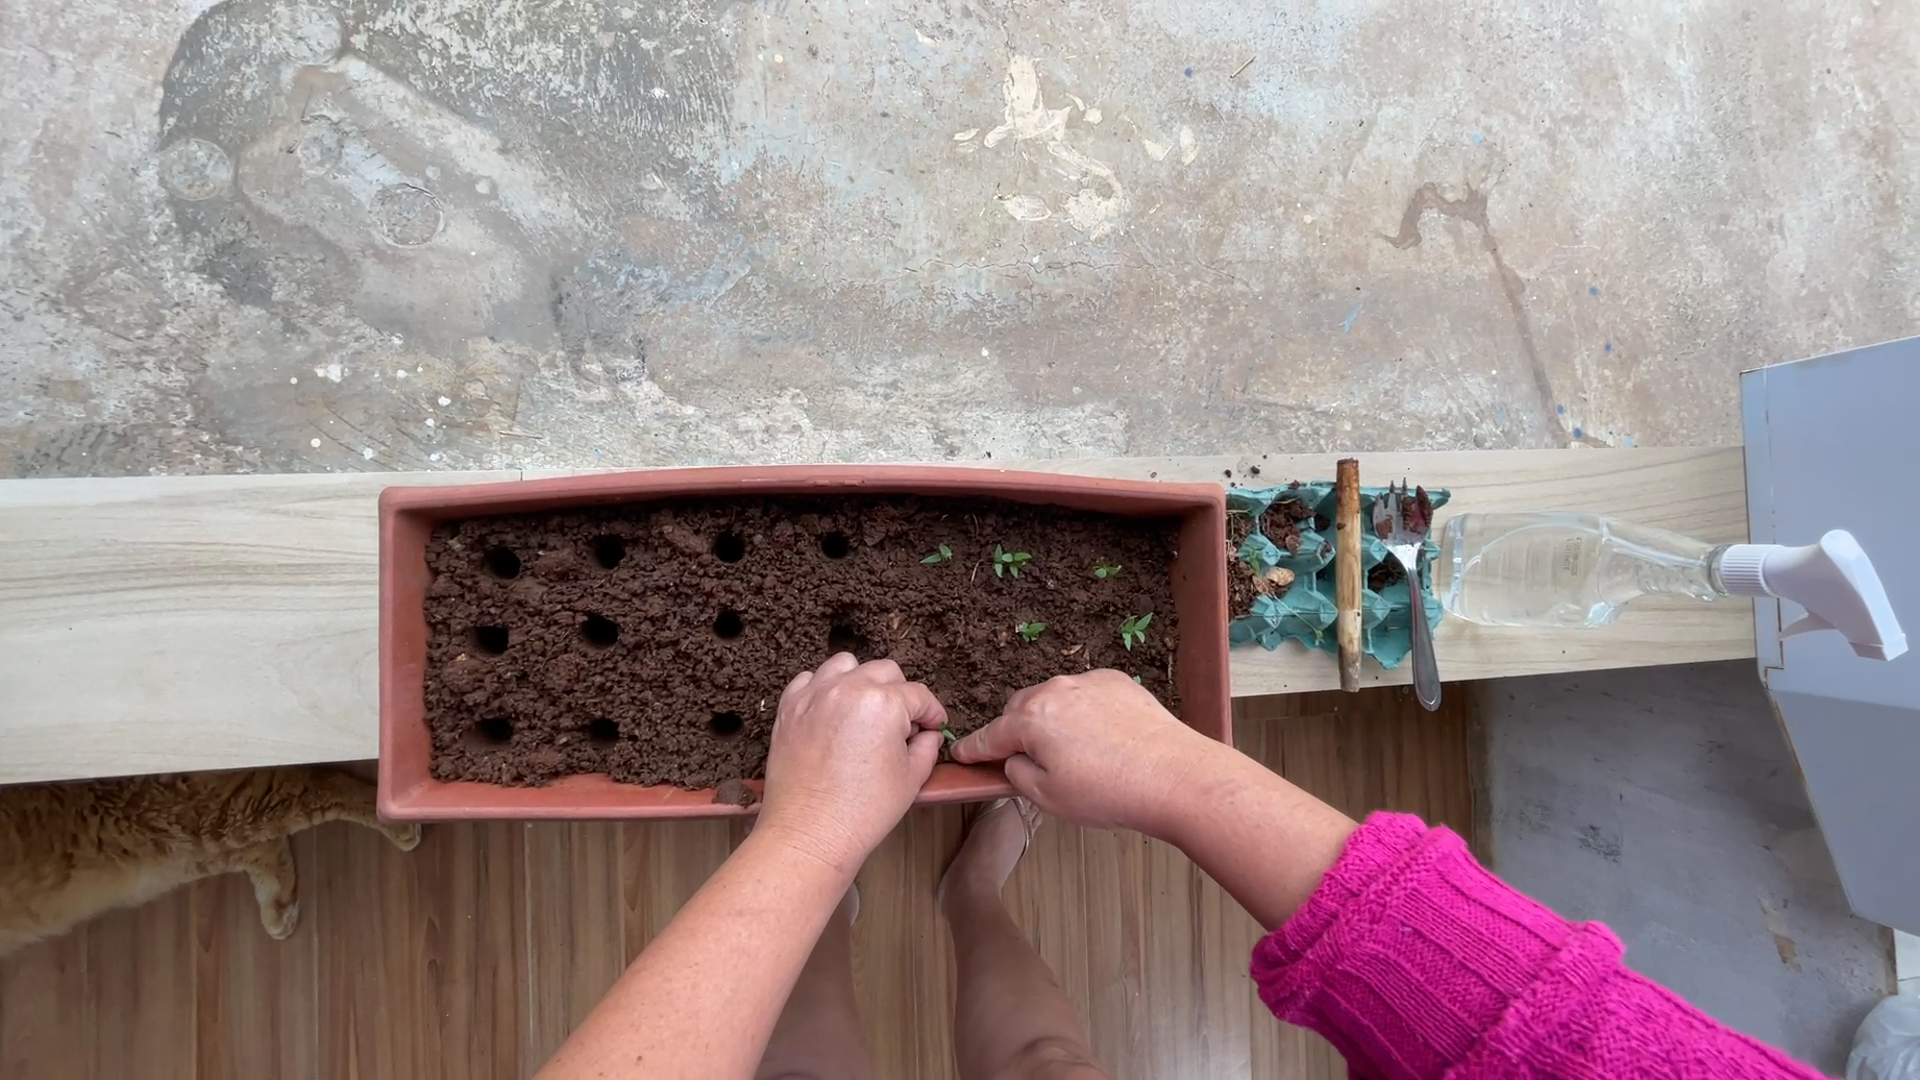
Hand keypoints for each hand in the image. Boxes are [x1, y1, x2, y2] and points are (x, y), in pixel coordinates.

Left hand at [756, 653, 948, 874]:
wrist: (809, 834)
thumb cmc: (862, 811)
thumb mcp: (911, 778)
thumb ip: (926, 747)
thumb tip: (928, 733)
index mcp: (884, 703)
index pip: (919, 695)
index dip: (932, 712)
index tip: (934, 725)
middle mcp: (849, 689)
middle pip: (886, 671)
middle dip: (900, 693)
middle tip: (901, 722)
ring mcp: (816, 695)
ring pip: (846, 664)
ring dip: (861, 680)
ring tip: (865, 708)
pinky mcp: (790, 707)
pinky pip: (810, 680)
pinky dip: (824, 688)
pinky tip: (832, 710)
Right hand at [950, 669, 1223, 837]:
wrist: (1175, 775)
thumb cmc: (1110, 792)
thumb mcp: (1049, 798)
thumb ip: (1018, 774)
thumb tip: (1015, 760)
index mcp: (1031, 720)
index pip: (991, 735)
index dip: (973, 747)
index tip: (961, 752)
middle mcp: (1054, 691)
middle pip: (1020, 709)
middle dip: (1018, 732)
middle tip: (1031, 760)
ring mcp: (1087, 682)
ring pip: (1054, 699)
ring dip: (1053, 720)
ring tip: (1077, 753)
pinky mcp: (1116, 681)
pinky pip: (1086, 693)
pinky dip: (1084, 711)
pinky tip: (1103, 738)